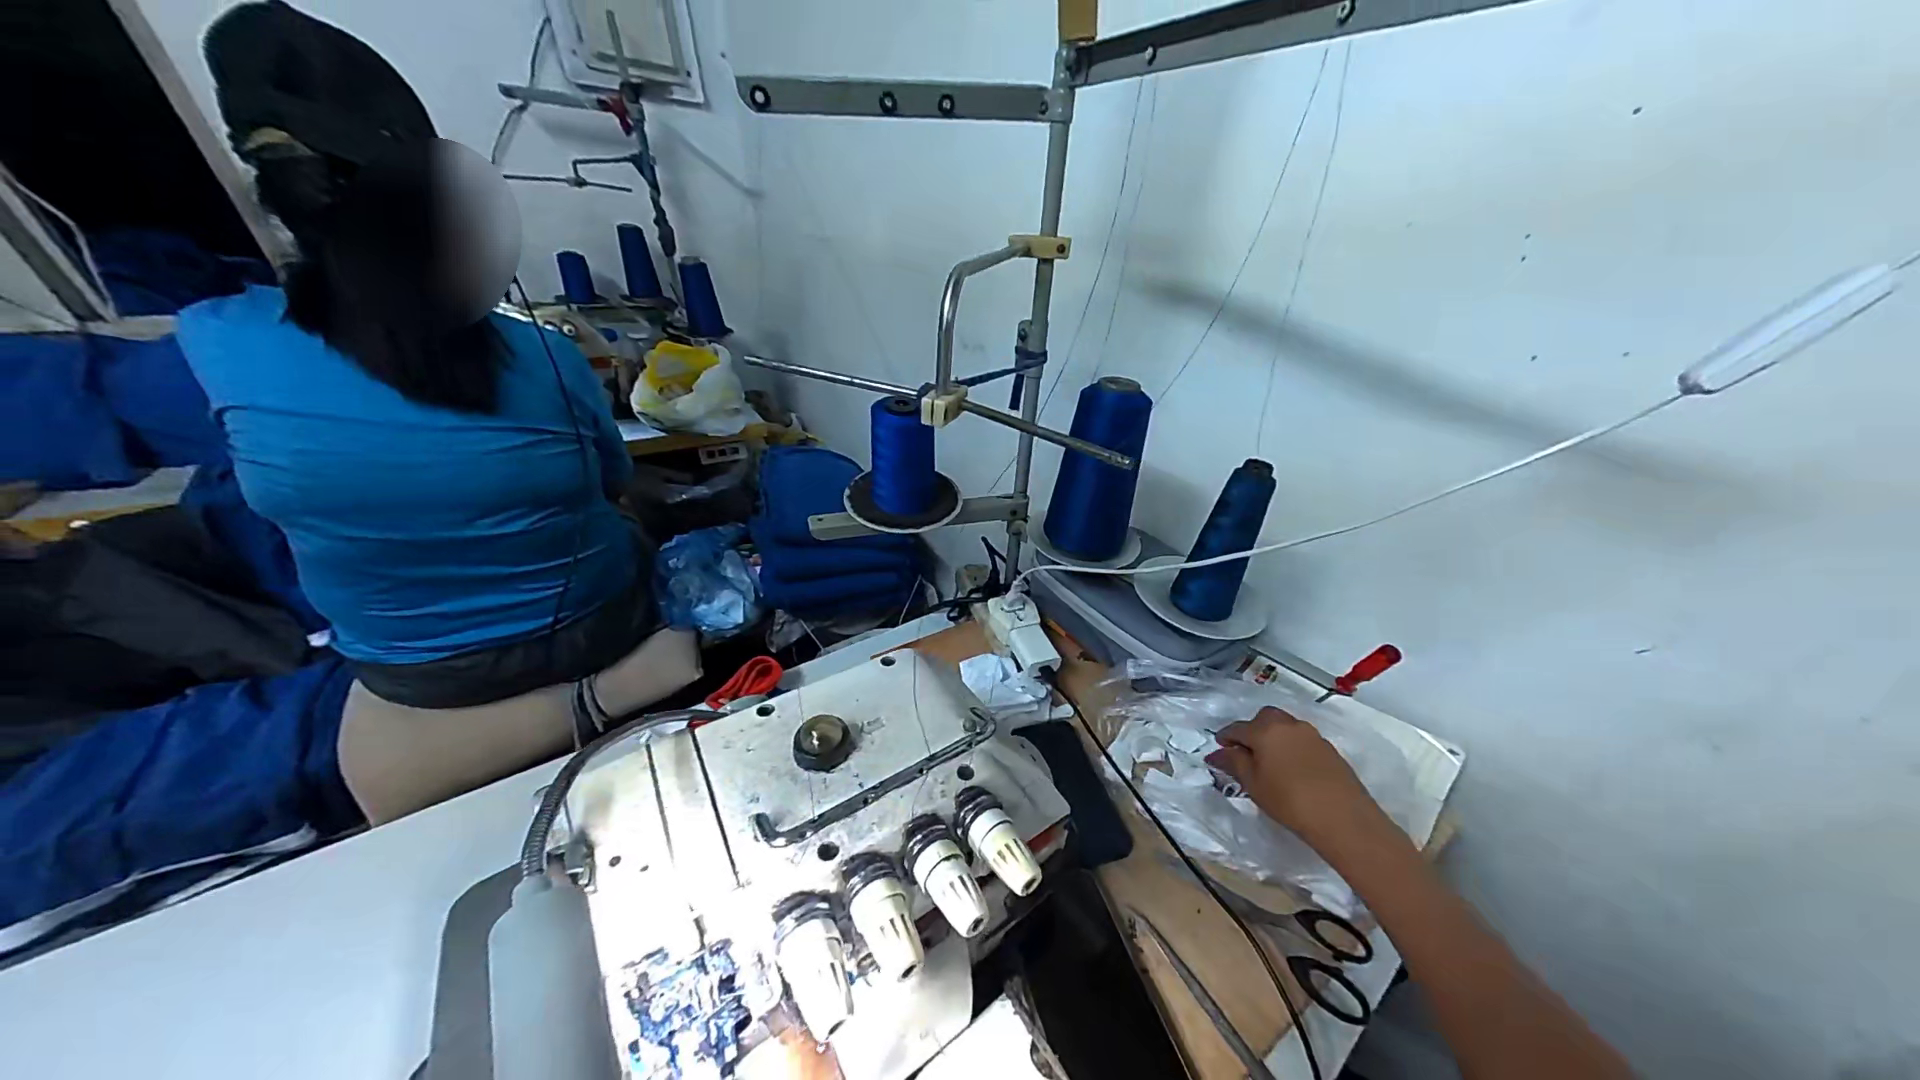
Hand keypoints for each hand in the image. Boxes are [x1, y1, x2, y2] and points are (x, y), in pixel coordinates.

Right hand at [1205, 706, 1401, 858]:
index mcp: (1265, 730)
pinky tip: (1291, 769)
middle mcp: (1288, 725)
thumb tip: (1217, 753)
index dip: (1225, 738)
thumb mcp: (1253, 784)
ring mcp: (1312, 735)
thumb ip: (1233, 763)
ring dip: (1273, 737)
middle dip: (1252, 730)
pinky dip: (1291, 747)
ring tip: (1269, 762)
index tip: (1219, 750)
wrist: (1344, 819)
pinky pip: (1301, 740)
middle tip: (1245, 752)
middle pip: (1264, 719)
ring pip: (1285, 727)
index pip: (1237, 728)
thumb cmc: (1289, 801)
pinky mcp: (1329, 749)